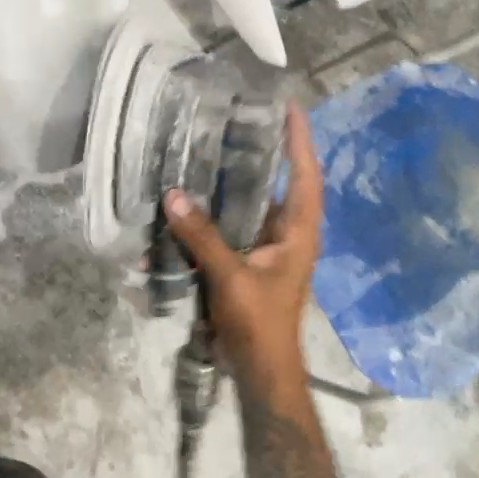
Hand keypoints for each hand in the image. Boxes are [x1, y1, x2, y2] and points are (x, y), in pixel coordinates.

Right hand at [163, 103, 324, 371]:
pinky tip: (185, 203)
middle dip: (260, 154)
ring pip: (250, 206)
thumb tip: (173, 194)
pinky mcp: (245, 264)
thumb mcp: (230, 277)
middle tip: (234, 120)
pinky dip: (211, 216)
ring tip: (205, 151)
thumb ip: (202, 236)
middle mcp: (287, 235)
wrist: (261, 370)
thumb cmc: (259, 322)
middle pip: (277, 185)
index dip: (300, 140)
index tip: (290, 107)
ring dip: (231, 183)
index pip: (306, 176)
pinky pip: (229, 229)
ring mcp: (266, 250)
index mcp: (299, 233)